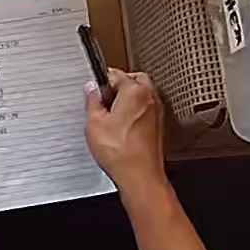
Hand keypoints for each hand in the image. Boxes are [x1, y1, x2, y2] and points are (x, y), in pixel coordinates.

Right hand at [85, 68, 168, 202]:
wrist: (139, 176)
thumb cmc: (121, 152)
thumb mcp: (95, 123)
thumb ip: (92, 101)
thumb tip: (92, 88)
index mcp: (135, 91)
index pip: (116, 74)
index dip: (101, 80)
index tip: (93, 88)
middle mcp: (150, 98)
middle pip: (135, 79)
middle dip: (119, 85)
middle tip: (103, 97)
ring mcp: (156, 112)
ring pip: (142, 94)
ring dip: (128, 98)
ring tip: (111, 113)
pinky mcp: (157, 126)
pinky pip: (145, 110)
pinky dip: (135, 111)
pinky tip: (122, 125)